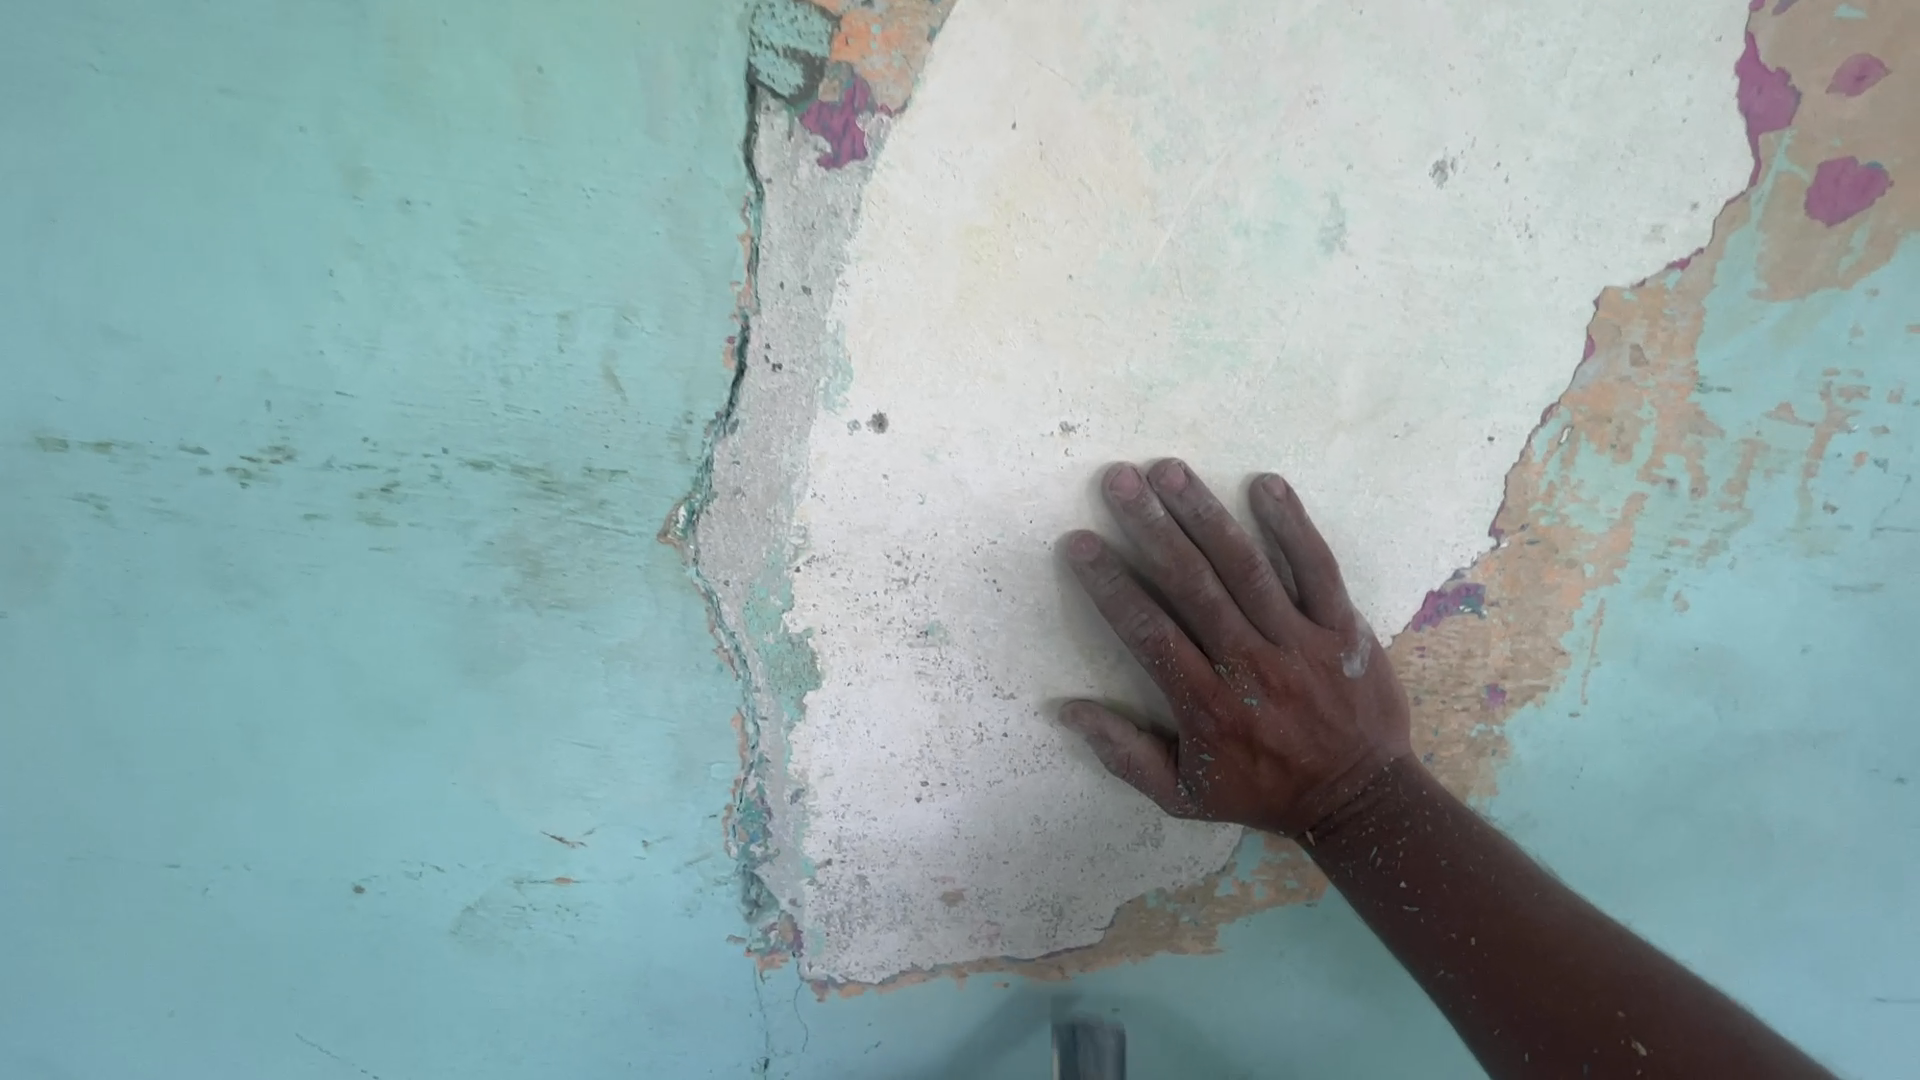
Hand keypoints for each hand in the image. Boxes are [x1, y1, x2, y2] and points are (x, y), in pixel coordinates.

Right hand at [1058, 460, 1412, 836]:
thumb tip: (1067, 711)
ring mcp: (1300, 642)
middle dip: (1151, 527)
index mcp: (1205, 704)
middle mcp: (1249, 664)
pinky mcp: (1344, 628)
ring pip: (1246, 567)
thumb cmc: (1262, 792)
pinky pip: (1318, 568)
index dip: (1110, 584)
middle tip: (1120, 480)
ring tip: (1170, 470)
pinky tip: (1265, 484)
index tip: (1080, 542)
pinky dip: (1293, 525)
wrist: (1362, 803)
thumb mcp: (1182, 796)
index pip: (1148, 632)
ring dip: (1205, 514)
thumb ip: (1123, 754)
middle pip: (1193, 585)